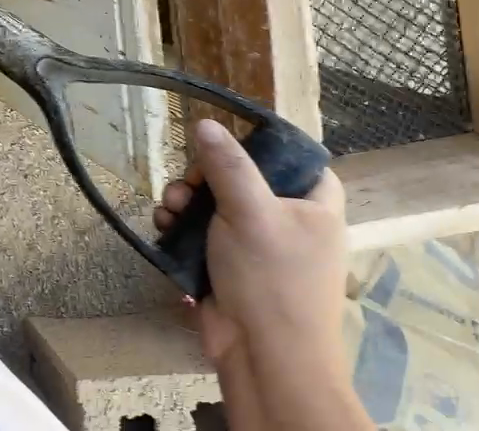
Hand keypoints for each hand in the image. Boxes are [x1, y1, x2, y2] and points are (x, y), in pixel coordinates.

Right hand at [154, 119, 370, 430]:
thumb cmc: (271, 281)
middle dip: (202, 177)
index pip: (300, 161)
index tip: (228, 143)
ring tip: (169, 211)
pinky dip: (179, 225)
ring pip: (213, 202)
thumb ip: (227, 165)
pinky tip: (164, 227)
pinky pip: (199, 229)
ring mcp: (257, 245)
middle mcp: (289, 222)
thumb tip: (205, 122)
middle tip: (187, 186)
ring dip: (183, 200)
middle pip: (242, 177)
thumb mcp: (249, 212)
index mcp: (314, 209)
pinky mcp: (227, 263)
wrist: (262, 356)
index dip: (266, 148)